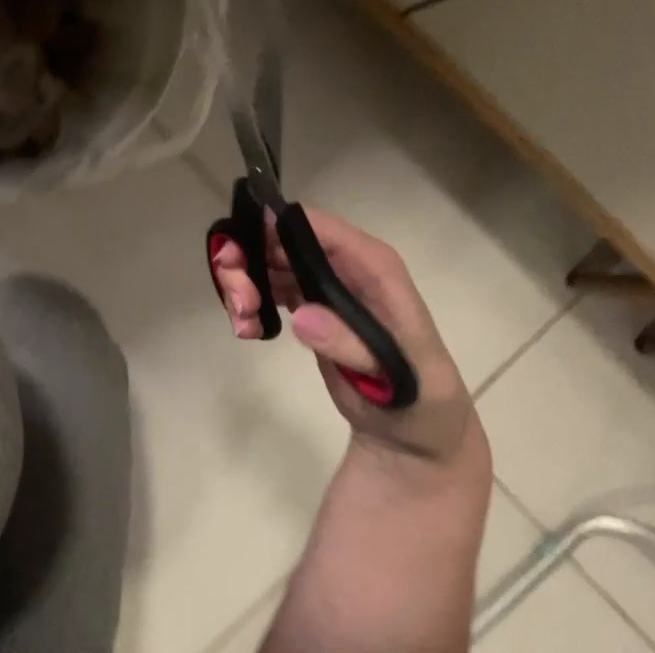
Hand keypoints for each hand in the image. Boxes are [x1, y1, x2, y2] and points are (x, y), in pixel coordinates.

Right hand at [210, 207, 480, 466]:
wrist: (411, 429)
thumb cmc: (419, 399)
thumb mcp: (397, 377)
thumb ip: (351, 345)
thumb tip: (301, 316)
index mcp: (372, 268)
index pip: (316, 226)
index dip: (271, 228)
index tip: (235, 252)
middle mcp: (342, 265)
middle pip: (278, 237)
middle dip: (245, 260)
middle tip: (238, 302)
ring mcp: (321, 283)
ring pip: (263, 259)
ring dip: (240, 285)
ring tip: (242, 324)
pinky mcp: (304, 303)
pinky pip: (262, 286)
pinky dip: (246, 304)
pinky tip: (250, 331)